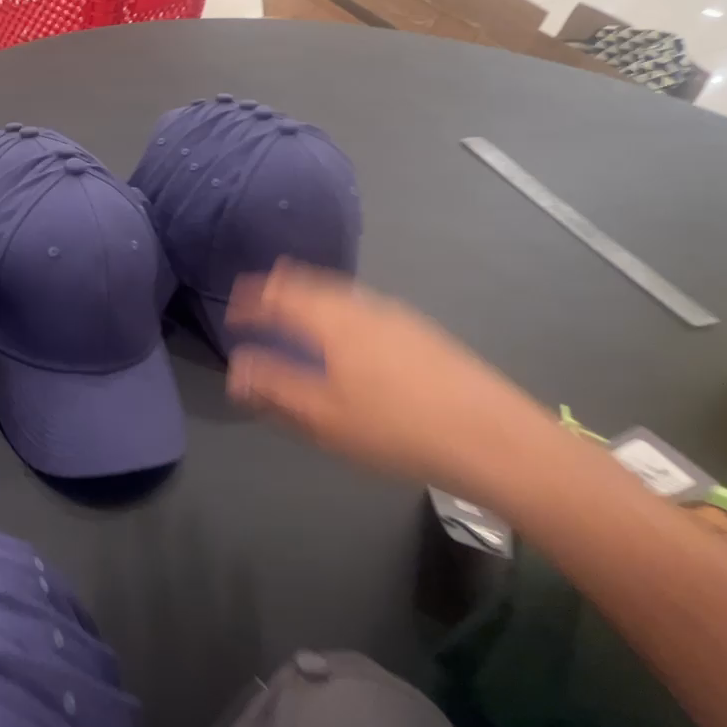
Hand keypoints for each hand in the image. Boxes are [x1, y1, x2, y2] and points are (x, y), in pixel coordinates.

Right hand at [225, 262, 564, 493]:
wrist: (493, 439)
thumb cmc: (395, 429)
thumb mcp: (323, 417)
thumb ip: (276, 389)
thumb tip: (238, 369)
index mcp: (334, 324)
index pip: (282, 297)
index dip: (253, 299)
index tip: (233, 310)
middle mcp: (366, 310)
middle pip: (315, 286)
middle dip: (282, 289)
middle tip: (259, 298)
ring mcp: (400, 320)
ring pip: (344, 297)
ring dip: (313, 299)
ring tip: (296, 312)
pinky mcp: (423, 336)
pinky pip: (366, 310)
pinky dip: (340, 311)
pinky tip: (347, 336)